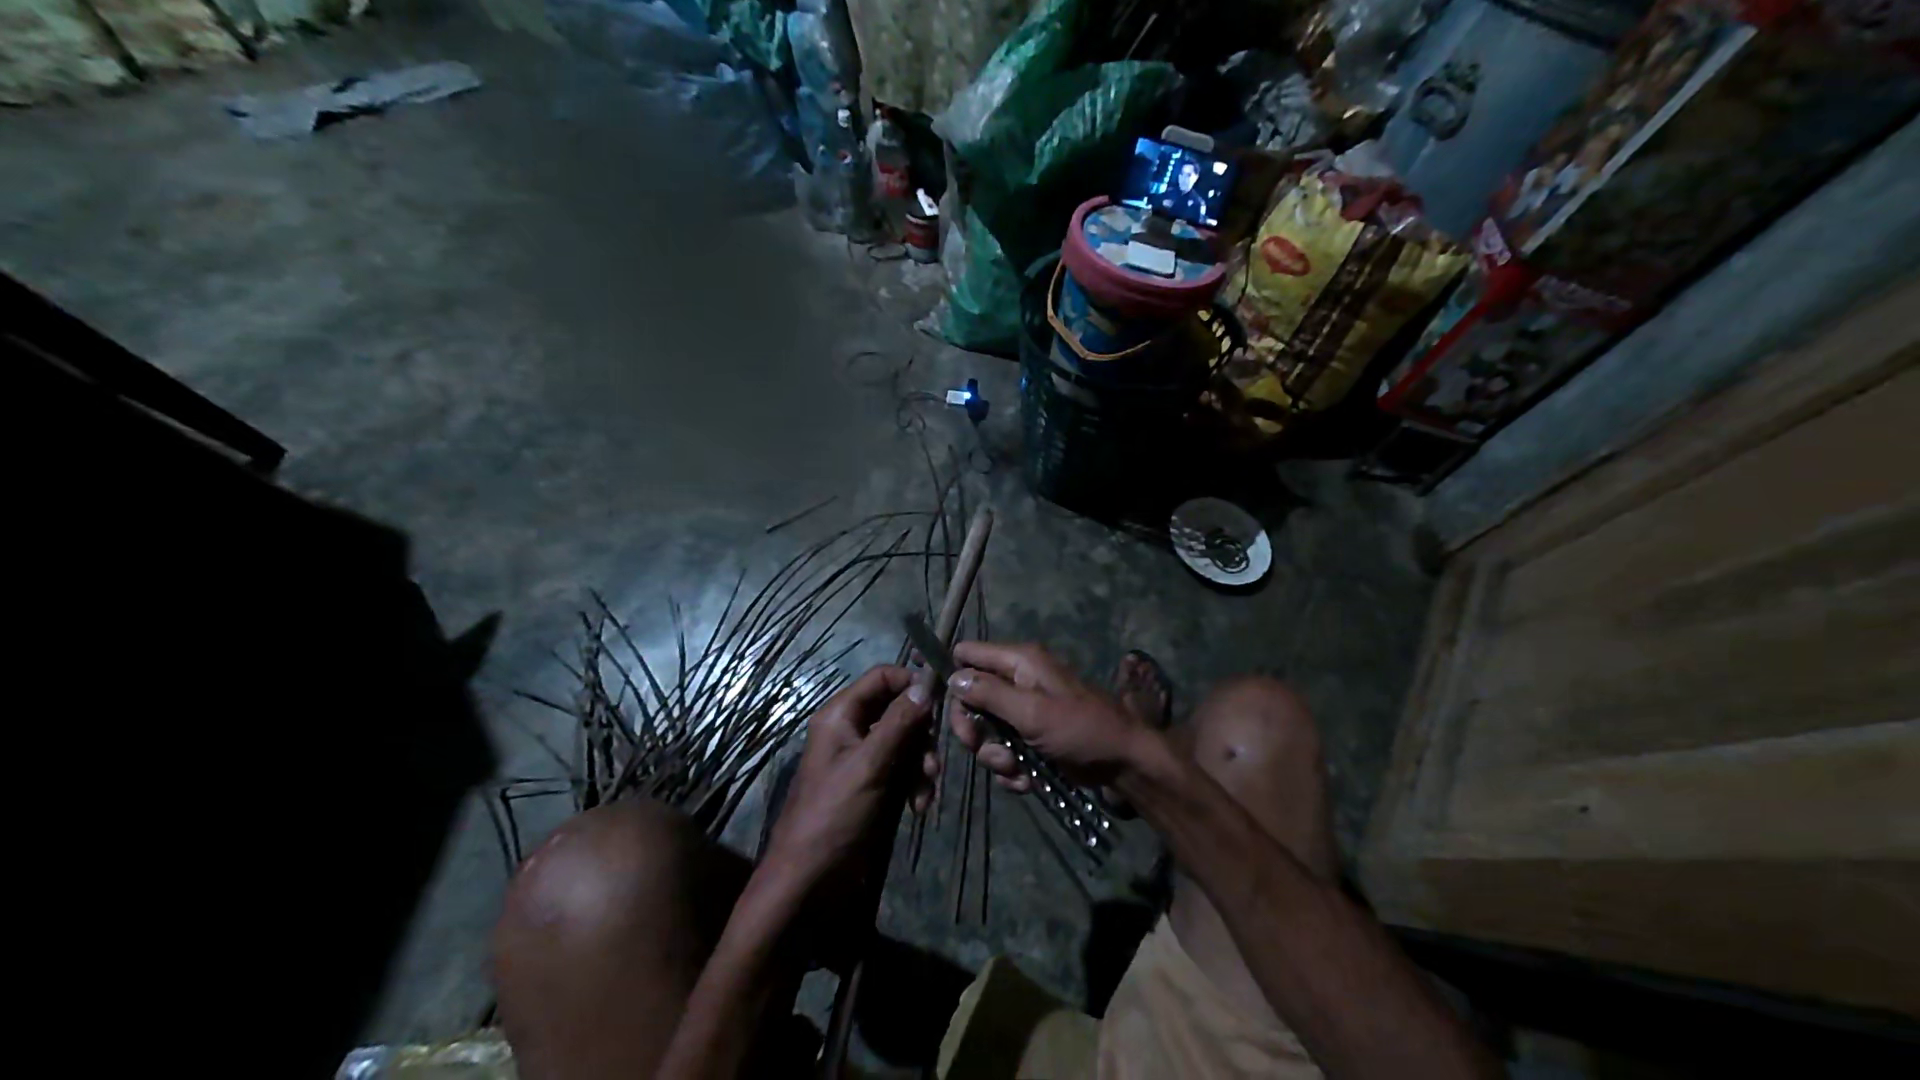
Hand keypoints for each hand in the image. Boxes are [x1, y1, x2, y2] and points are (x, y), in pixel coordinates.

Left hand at [761, 665, 936, 891]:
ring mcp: (863, 758)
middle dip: (922, 735)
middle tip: (932, 763)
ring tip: (926, 792)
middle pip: (899, 710)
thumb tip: (926, 685)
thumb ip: (899, 723)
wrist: (810, 877)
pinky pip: (903, 769)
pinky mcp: (874, 783)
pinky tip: (919, 806)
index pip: (882, 677)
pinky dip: (915, 783)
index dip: (911, 685)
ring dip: (922, 764)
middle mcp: (852, 729)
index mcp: (841, 715)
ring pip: (906, 741)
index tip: (941, 704)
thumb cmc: (834, 813)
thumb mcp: (869, 764)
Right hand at [945, 642, 1149, 788]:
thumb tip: (953, 677)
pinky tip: (1027, 780)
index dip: (952, 675)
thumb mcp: (1032, 711)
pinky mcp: (1032, 739)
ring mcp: (1025, 712)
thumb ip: (989, 693)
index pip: (969, 653)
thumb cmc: (1080, 728)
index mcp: (1019, 662)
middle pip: (971, 698)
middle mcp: (1018, 681)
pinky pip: (1005, 751)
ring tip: (1016, 769)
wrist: (1124, 763)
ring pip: (987, 731)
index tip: (942, 704)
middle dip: (974, 728)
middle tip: (978, 745)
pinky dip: (1012, 769)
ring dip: (995, 755)